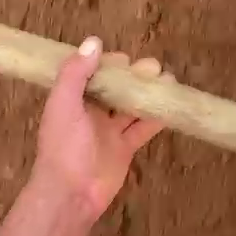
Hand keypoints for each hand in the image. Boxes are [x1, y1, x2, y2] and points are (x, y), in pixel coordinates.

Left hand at [27, 37, 173, 221]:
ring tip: (169, 81)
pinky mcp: (124, 149)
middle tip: (154, 68)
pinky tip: (171, 107)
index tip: (125, 60)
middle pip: (116, 89)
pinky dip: (156, 118)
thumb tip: (94, 41)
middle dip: (134, 77)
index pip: (94, 74)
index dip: (110, 64)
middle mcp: (91, 113)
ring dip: (149, 94)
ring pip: (132, 107)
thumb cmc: (64, 146)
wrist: (70, 194)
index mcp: (73, 100)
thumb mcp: (64, 104)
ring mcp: (109, 132)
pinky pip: (143, 129)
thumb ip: (75, 73)